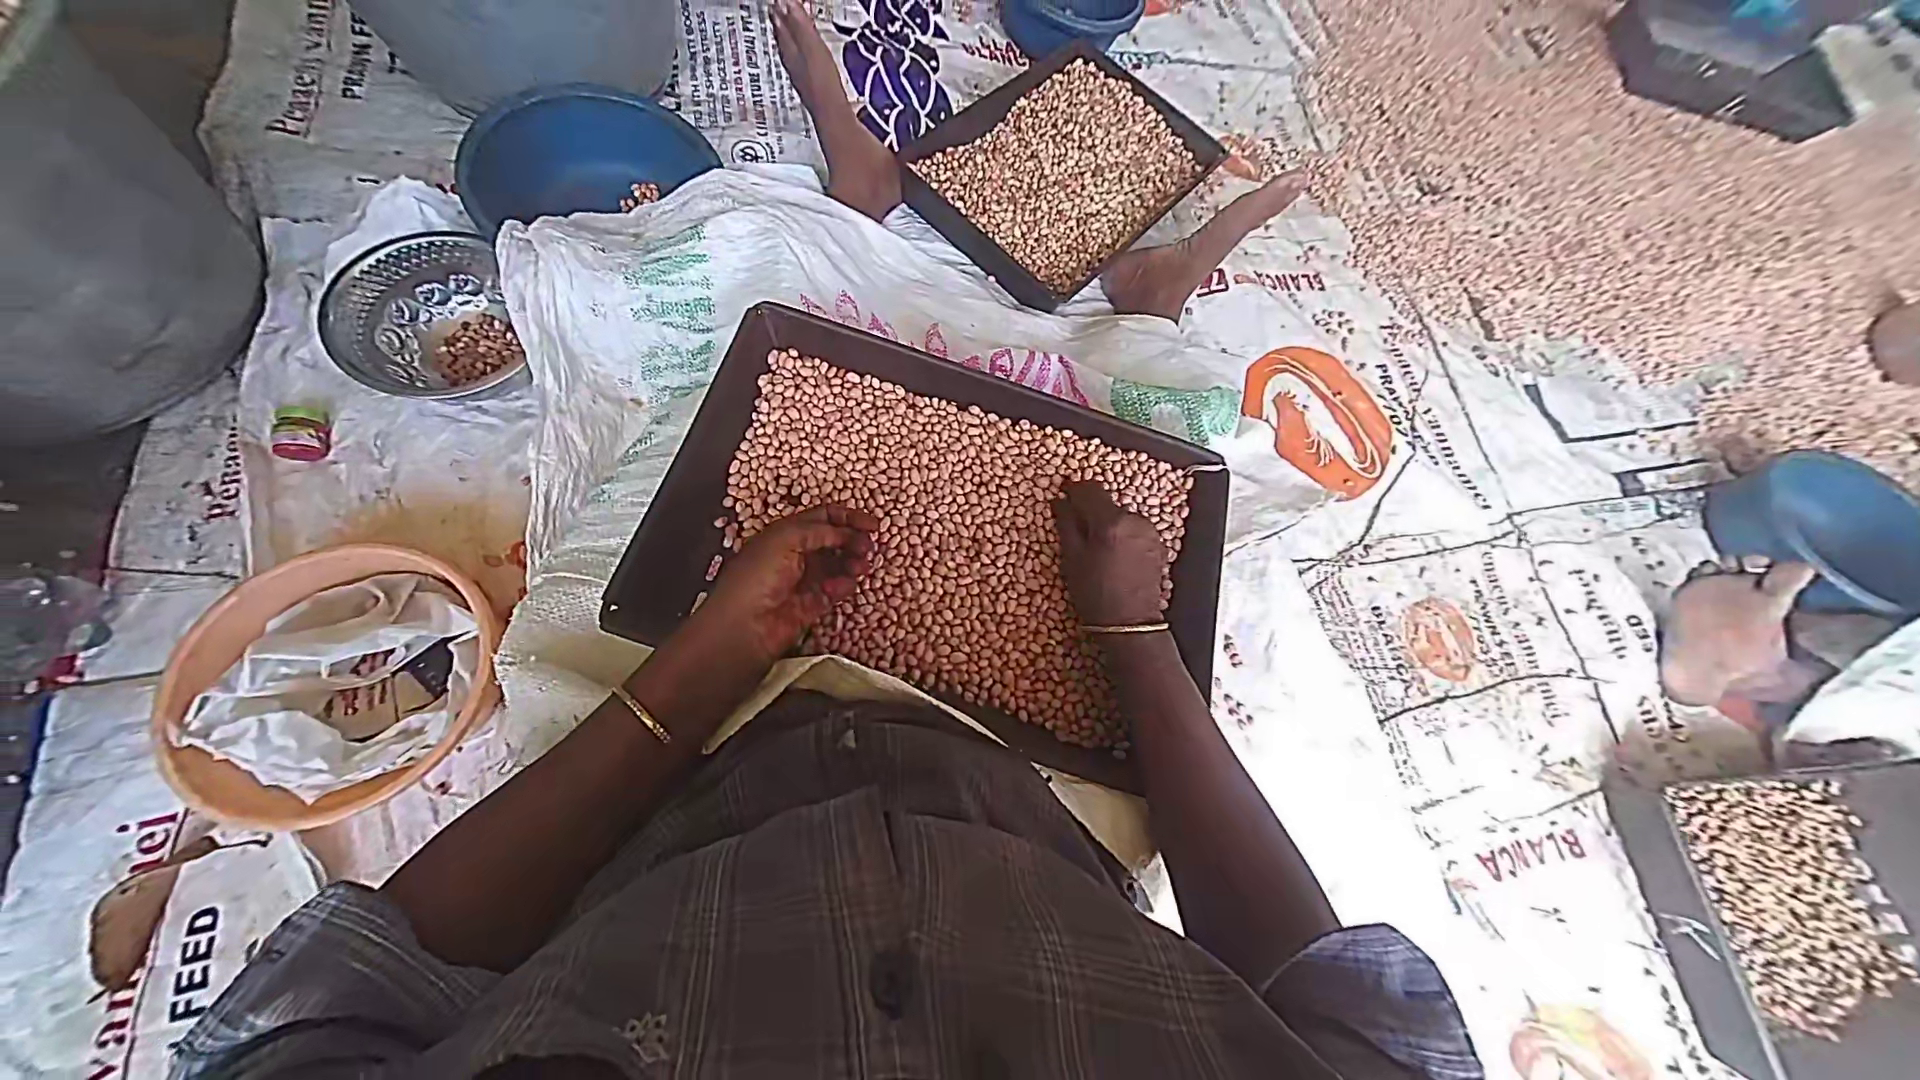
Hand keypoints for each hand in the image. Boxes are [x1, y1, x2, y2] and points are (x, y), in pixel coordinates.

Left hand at [680, 505, 878, 668]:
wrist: (747, 624)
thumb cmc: (757, 576)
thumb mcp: (787, 538)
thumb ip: (820, 530)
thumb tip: (846, 531)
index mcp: (787, 533)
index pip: (823, 518)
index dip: (848, 517)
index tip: (871, 524)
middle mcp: (798, 554)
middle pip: (836, 541)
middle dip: (855, 541)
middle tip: (869, 547)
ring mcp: (807, 579)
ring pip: (840, 564)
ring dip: (853, 562)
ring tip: (860, 566)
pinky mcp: (814, 603)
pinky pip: (837, 589)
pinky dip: (844, 585)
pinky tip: (842, 586)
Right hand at [1051, 480, 1169, 626]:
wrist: (1129, 623)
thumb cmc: (1095, 594)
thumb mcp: (1072, 558)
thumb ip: (1066, 524)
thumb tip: (1060, 502)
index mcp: (1111, 521)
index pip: (1090, 489)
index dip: (1073, 489)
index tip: (1063, 493)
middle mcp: (1135, 520)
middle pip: (1107, 503)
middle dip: (1090, 512)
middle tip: (1074, 531)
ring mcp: (1150, 532)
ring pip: (1120, 516)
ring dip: (1106, 524)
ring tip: (1094, 549)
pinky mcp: (1158, 544)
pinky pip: (1133, 530)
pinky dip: (1121, 535)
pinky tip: (1112, 556)